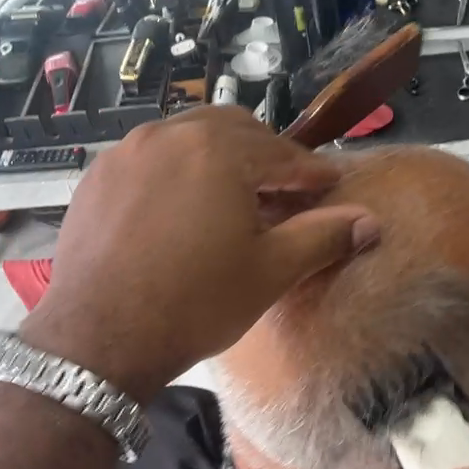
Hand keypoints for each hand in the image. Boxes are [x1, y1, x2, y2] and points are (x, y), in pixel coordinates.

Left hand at [18, 107, 378, 398]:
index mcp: (219, 150)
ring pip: (187, 142)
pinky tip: (183, 216)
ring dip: (219, 164)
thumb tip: (371, 223)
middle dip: (265, 158)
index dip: (312, 174)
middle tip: (284, 193)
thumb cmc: (198, 304)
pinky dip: (178, 178)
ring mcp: (126, 152)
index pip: (282, 153)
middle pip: (232, 132)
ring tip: (233, 204)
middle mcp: (169, 134)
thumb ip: (322, 238)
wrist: (103, 336)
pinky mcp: (97, 179)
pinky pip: (150, 164)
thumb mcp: (270, 273)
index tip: (331, 189)